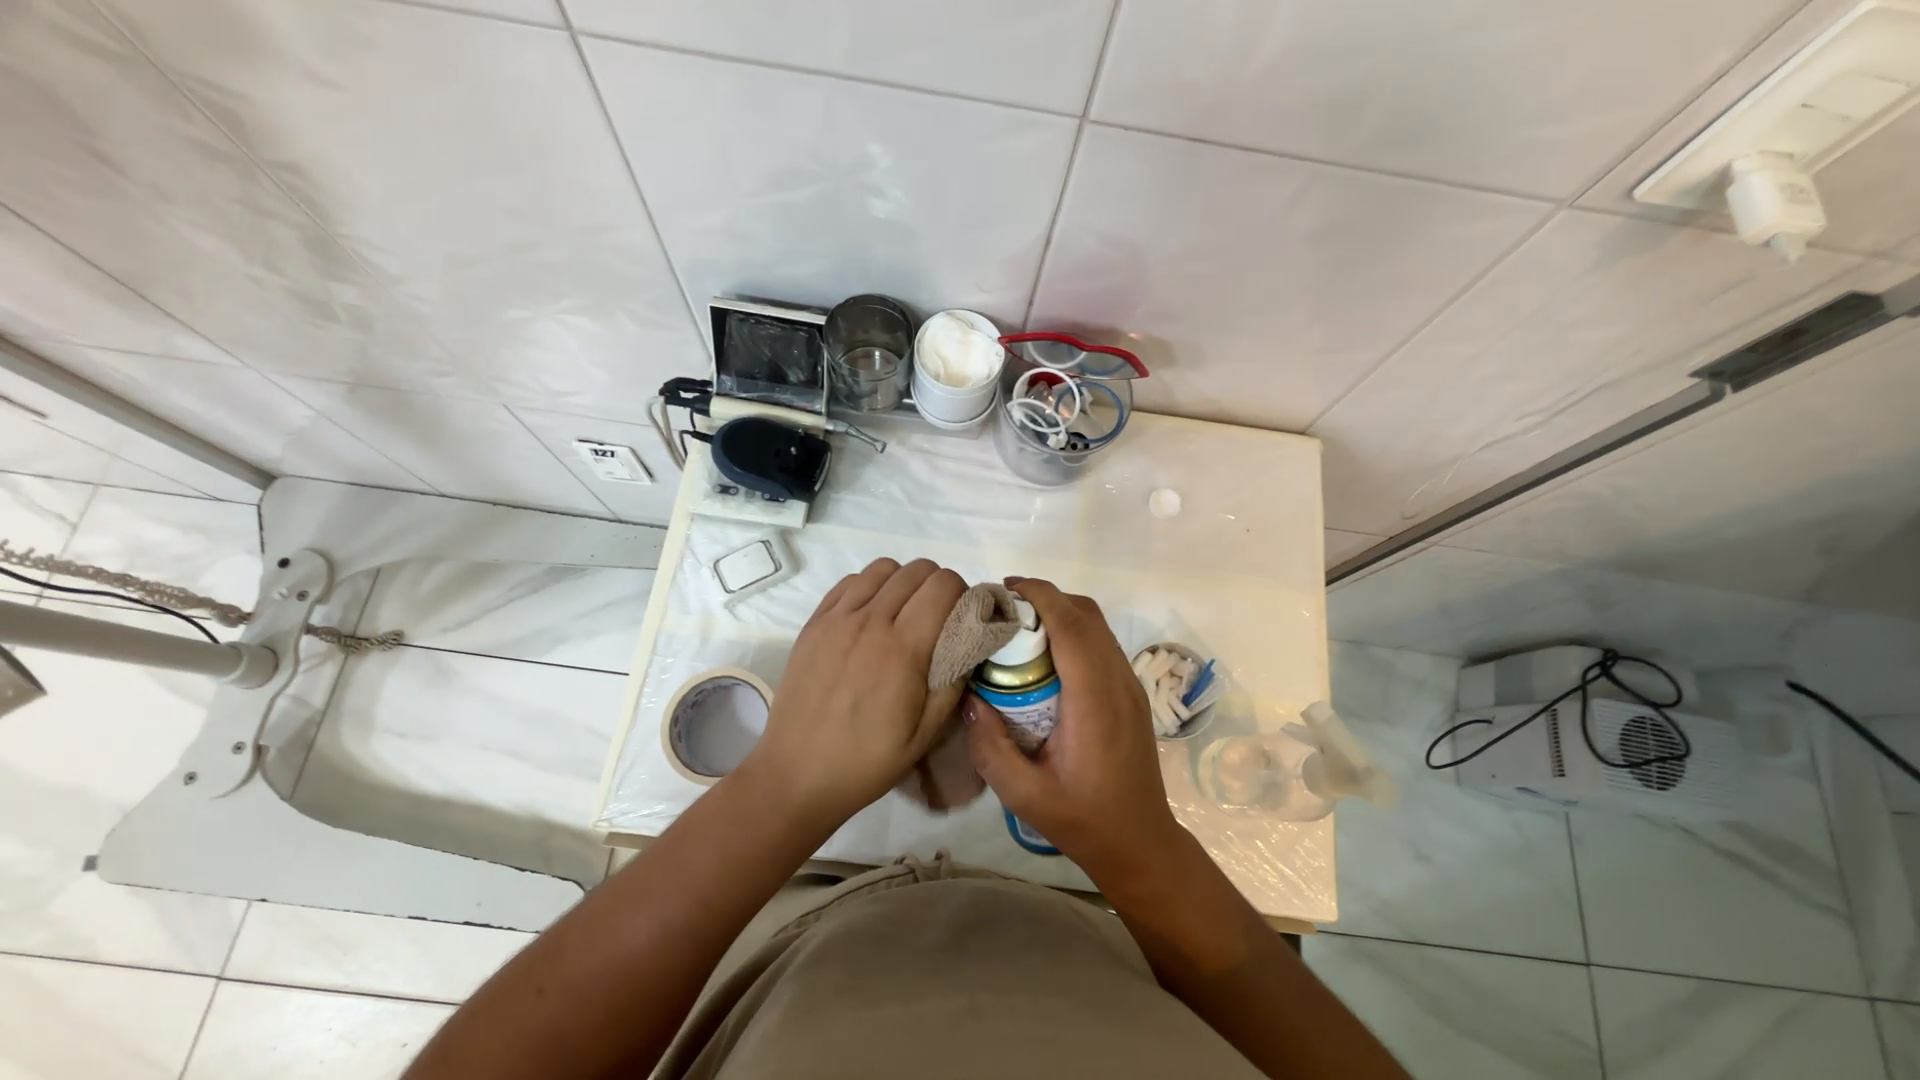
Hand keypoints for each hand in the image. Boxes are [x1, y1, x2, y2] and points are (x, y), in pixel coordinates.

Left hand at [740, 558, 965, 825]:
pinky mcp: (814, 623)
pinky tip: (872, 616)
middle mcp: (870, 621)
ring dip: (904, 582)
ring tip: (906, 613)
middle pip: (918, 570)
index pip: (944, 585)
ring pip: (884, 568)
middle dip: (940, 586)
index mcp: (903, 649)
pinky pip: (850, 582)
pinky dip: (870, 587)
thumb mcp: (927, 734)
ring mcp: (837, 619)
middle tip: (941, 618)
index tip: (966, 618)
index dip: (965, 594)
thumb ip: (954, 681)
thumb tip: (973, 641)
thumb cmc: (868, 762)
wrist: (797, 774)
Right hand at [965, 578, 1185, 882]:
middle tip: (1003, 610)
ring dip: (1062, 614)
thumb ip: (991, 748)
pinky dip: (1074, 633)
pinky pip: (1103, 645)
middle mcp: (1118, 683)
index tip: (1004, 589)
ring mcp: (1130, 687)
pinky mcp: (1131, 695)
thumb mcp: (1024, 795)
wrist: (1140, 843)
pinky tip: (1044, 658)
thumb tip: (969, 699)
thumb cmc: (1083, 820)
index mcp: (1094, 701)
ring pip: (1098, 627)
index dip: (1040, 596)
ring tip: (1019, 629)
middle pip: (1088, 615)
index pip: (1072, 627)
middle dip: (1047, 598)